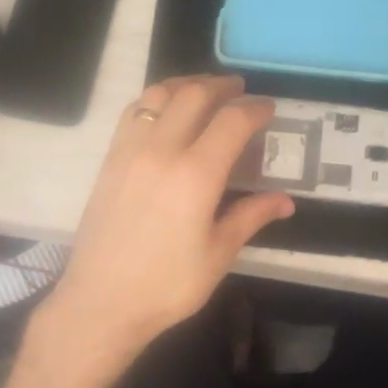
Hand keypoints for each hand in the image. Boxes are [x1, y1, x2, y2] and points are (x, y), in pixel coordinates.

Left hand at [35, 75, 293, 380]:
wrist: (101, 302)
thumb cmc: (166, 286)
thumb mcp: (218, 255)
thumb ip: (250, 217)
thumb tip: (285, 201)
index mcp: (196, 175)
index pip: (232, 121)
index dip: (255, 109)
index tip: (269, 109)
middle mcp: (161, 151)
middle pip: (193, 96)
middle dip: (221, 87)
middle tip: (240, 91)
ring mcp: (129, 152)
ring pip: (158, 96)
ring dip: (185, 86)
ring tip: (203, 92)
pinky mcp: (109, 161)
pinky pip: (133, 113)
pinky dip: (155, 101)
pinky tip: (165, 113)